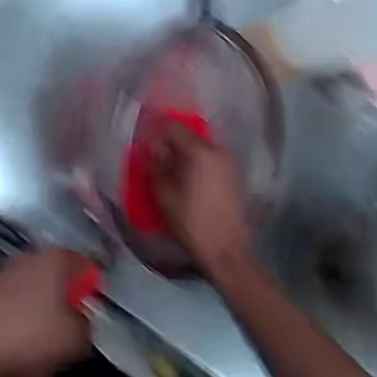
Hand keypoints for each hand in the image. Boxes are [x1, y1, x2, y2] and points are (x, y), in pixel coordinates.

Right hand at [152, 123, 252, 278]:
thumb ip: (156, 164)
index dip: (155, 126)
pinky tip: (185, 176)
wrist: (226, 251)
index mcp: (200, 152)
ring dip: (183, 152)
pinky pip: (209, 160)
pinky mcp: (234, 177)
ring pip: (200, 148)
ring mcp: (229, 163)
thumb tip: (153, 144)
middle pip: (189, 136)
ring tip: (167, 165)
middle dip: (169, 140)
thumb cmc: (191, 222)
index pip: (173, 127)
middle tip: (152, 150)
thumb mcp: (164, 194)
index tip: (141, 130)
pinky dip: (195, 162)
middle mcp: (218, 151)